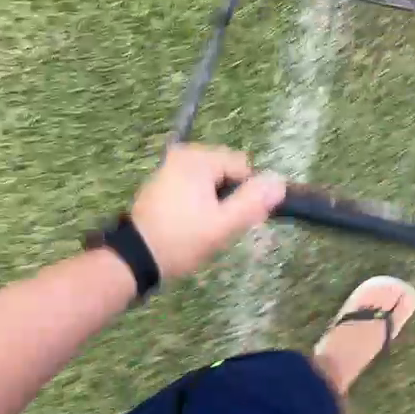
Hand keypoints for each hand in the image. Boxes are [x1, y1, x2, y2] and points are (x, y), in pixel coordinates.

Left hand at [130, 145, 286, 279]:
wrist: (136, 259)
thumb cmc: (181, 240)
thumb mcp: (222, 225)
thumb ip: (252, 202)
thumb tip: (279, 181)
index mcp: (197, 158)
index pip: (242, 166)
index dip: (244, 194)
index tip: (232, 219)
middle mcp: (182, 154)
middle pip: (226, 171)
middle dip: (228, 198)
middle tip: (216, 226)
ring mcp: (169, 166)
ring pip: (211, 181)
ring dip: (214, 202)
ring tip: (201, 228)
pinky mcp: (162, 181)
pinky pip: (194, 186)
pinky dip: (198, 202)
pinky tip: (189, 224)